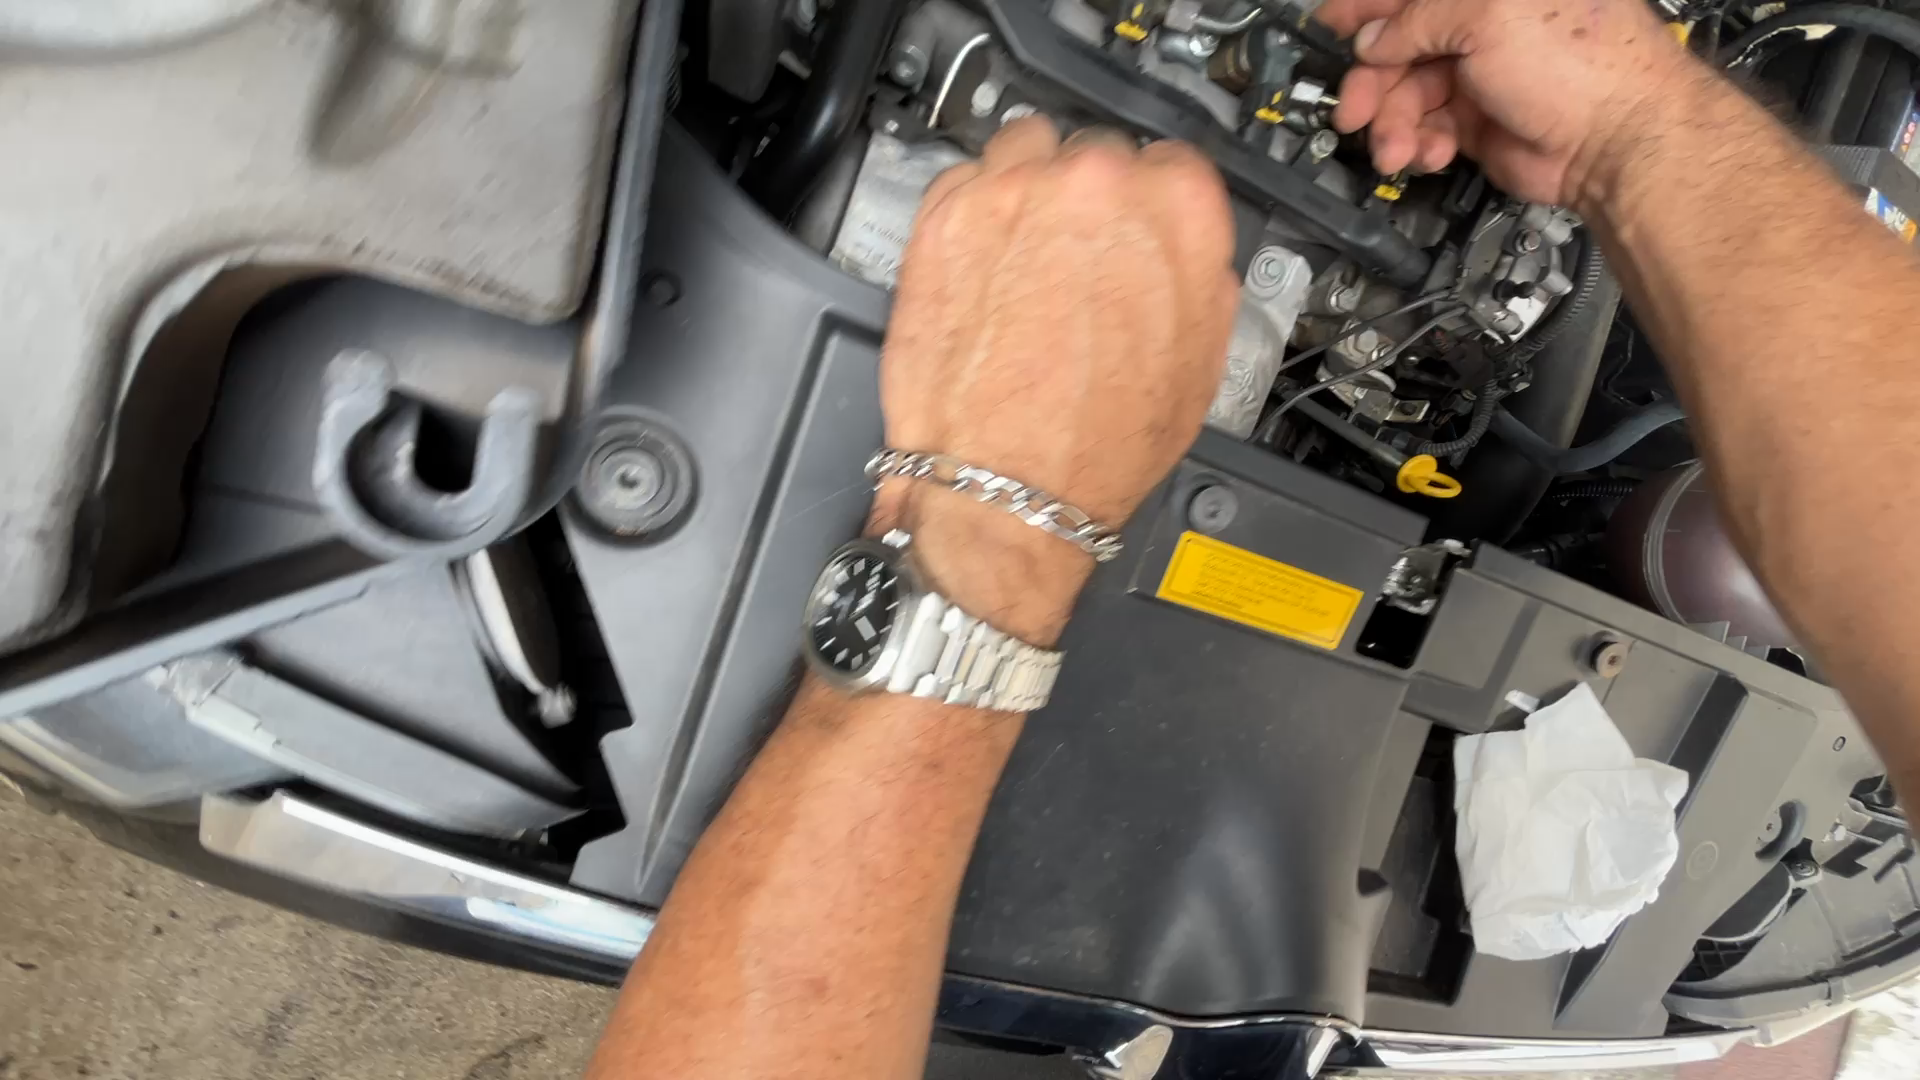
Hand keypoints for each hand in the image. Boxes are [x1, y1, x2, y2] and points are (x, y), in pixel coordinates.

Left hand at [875, 119, 1237, 644]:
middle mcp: (1096, 186)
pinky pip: (965, 186)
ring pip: (1026, 155)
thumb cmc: (1097, 450)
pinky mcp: (944, 220)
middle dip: (1085, 208)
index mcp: (1178, 212)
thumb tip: (1189, 259)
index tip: (1125, 234)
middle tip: (1067, 267)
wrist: (1005, 492)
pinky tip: (980, 274)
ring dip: (1027, 196)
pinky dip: (973, 218)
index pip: (1169, 166)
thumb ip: (1202, 286)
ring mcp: (1014, 195)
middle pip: (1093, 159)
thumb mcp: (1198, 371)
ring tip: (1019, 265)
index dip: (1144, 211)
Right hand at [1316, 0, 1695, 206]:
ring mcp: (1473, 73)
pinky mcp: (1468, 118)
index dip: (1364, 8)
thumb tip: (1371, 39)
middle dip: (1370, 86)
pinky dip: (1418, 146)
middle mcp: (1479, 24)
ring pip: (1401, 98)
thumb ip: (1419, 20)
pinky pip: (1419, 130)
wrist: (1607, 140)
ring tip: (1398, 151)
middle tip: (1354, 114)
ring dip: (1392, 128)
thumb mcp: (1488, 17)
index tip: (1327, 27)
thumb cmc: (1576, 66)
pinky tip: (1432, 153)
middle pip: (1395, 51)